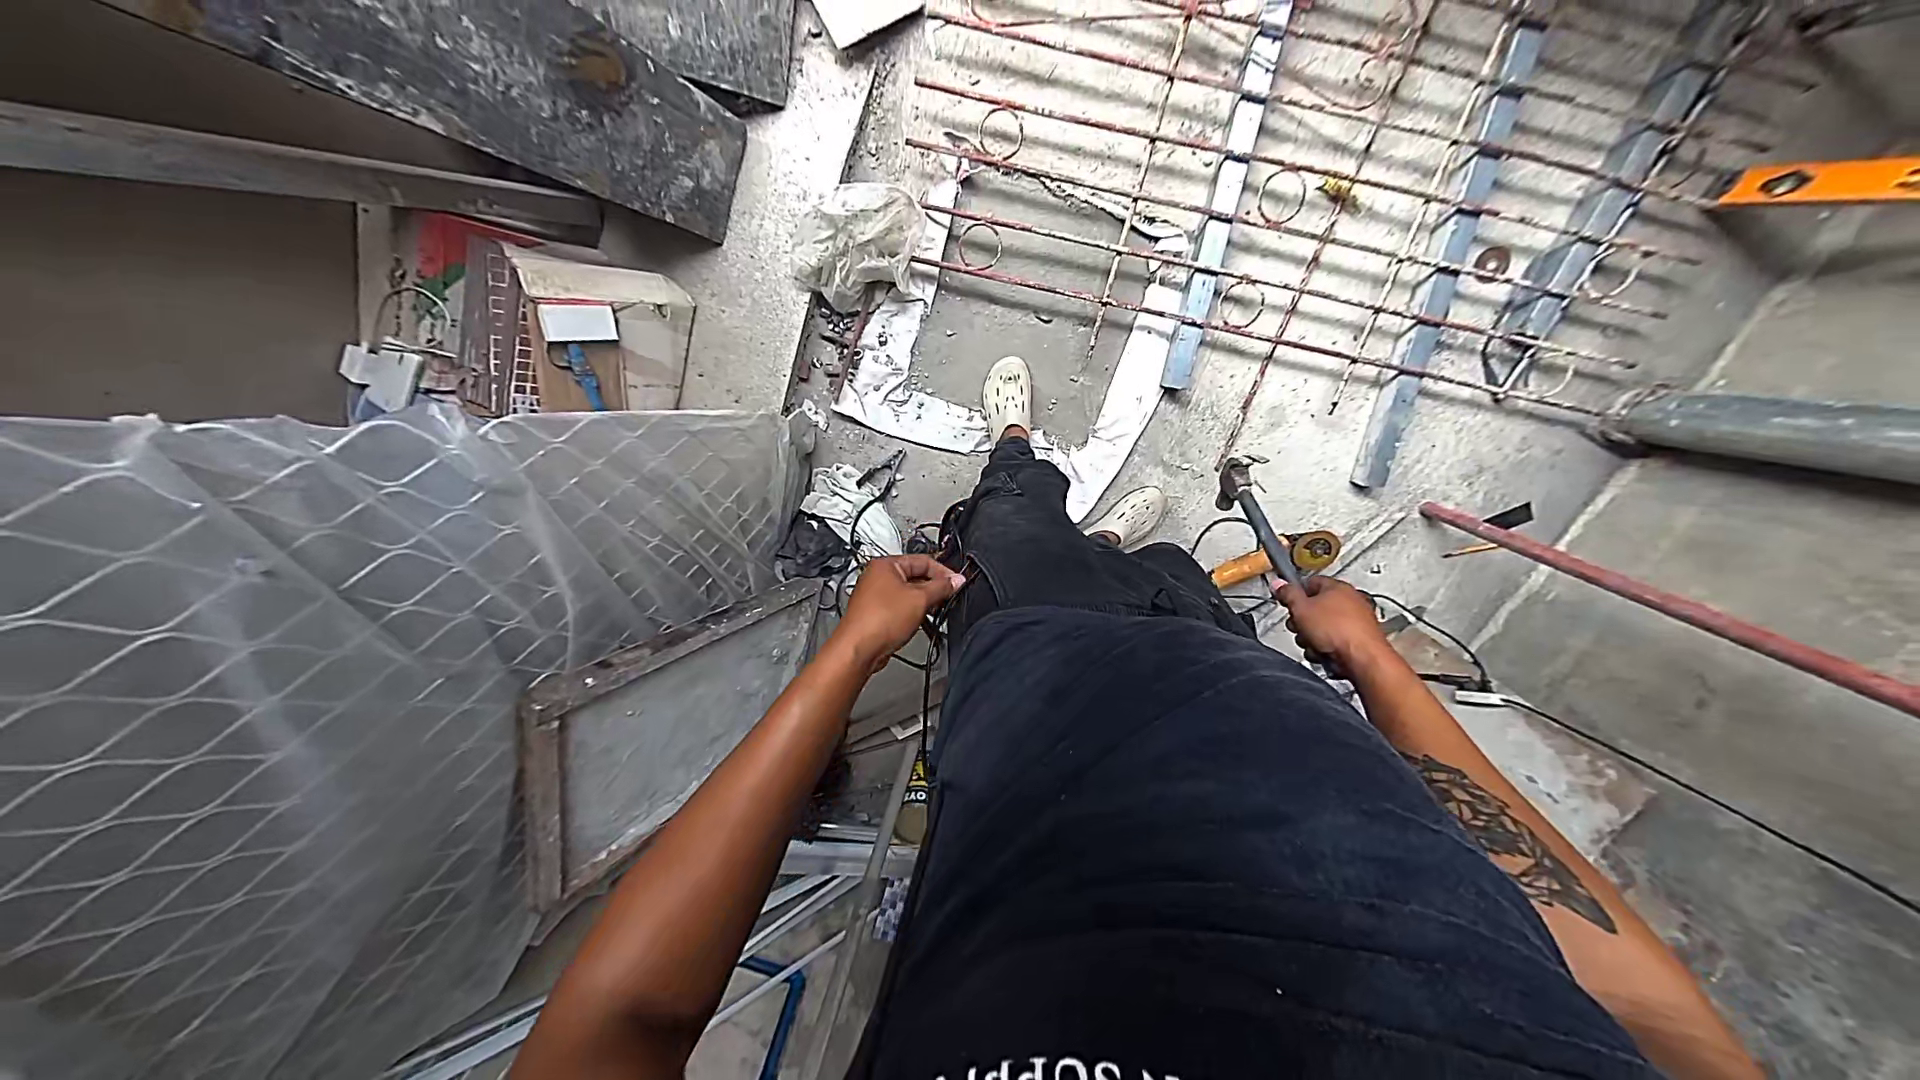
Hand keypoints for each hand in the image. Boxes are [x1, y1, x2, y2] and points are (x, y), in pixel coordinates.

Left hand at [834, 555, 966, 671]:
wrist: (859, 649)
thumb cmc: (878, 621)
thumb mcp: (920, 599)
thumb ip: (941, 587)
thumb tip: (955, 580)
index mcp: (885, 565)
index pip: (922, 560)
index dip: (942, 572)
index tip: (956, 583)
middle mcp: (878, 577)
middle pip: (915, 576)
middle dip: (933, 588)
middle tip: (947, 597)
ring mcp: (876, 596)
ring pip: (908, 593)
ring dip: (923, 602)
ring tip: (932, 611)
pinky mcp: (877, 613)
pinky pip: (901, 607)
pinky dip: (912, 612)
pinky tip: (919, 622)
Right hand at [1276, 577, 1390, 670]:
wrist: (1363, 659)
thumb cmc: (1339, 631)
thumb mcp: (1301, 608)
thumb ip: (1287, 594)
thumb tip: (1279, 584)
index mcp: (1338, 587)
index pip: (1310, 583)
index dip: (1294, 593)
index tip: (1286, 600)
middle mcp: (1351, 602)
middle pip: (1314, 608)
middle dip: (1302, 621)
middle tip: (1300, 626)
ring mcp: (1357, 622)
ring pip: (1322, 628)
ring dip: (1311, 638)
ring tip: (1314, 643)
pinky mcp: (1359, 642)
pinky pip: (1333, 643)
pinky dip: (1325, 650)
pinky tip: (1324, 654)